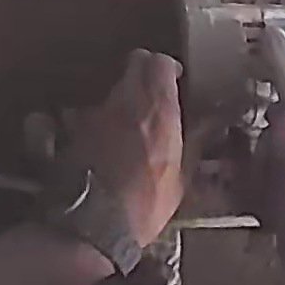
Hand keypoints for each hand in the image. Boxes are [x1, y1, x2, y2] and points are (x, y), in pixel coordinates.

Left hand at [64, 49, 185, 244]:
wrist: (94, 222)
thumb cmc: (145, 204)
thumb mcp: (181, 178)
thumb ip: (192, 144)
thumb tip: (208, 126)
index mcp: (158, 108)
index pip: (160, 62)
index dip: (167, 68)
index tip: (174, 80)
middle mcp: (126, 100)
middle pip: (135, 62)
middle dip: (145, 71)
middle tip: (154, 92)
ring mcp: (98, 110)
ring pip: (114, 86)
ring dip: (125, 95)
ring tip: (132, 120)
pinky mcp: (76, 125)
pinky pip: (94, 108)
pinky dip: (103, 116)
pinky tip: (108, 139)